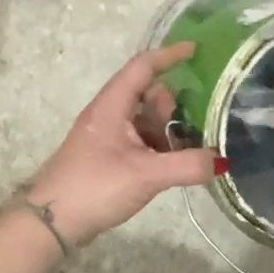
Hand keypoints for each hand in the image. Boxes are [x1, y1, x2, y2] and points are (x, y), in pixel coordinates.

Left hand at [25, 43, 221, 247]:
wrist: (52, 221)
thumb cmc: (95, 187)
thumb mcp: (146, 175)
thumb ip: (186, 166)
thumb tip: (221, 160)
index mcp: (112, 106)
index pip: (143, 66)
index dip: (169, 56)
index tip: (196, 51)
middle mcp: (108, 114)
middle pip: (146, 93)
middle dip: (171, 104)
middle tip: (191, 124)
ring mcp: (106, 136)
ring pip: (143, 120)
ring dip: (165, 130)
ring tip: (186, 150)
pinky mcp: (106, 158)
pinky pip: (138, 141)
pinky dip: (156, 147)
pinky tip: (170, 167)